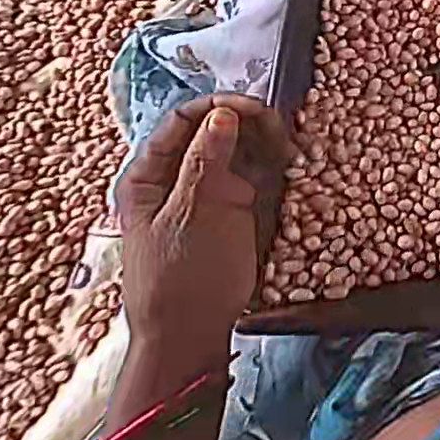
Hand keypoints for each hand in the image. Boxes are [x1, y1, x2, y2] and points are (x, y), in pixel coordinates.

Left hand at [113, 95, 291, 358]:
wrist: (192, 332)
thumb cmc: (181, 275)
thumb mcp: (190, 215)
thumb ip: (205, 161)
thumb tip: (223, 113)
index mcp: (150, 175)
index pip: (182, 121)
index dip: (216, 108)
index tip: (253, 107)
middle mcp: (180, 174)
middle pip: (212, 130)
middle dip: (246, 121)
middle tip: (278, 123)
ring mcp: (208, 189)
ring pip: (237, 148)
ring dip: (263, 138)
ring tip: (287, 141)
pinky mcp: (233, 204)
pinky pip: (253, 170)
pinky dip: (271, 160)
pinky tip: (289, 158)